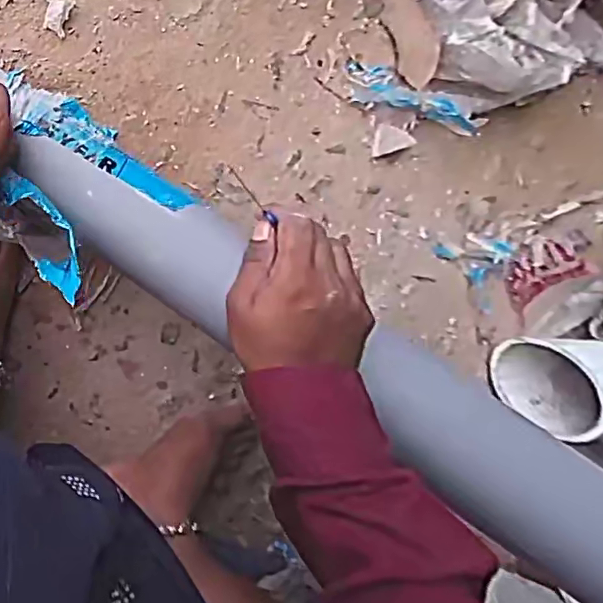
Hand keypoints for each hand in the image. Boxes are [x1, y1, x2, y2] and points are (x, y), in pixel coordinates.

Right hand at [226, 209, 373, 371]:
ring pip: (337, 248)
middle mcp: (329, 281)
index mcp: (296, 277)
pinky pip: (348, 272)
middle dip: (296, 227)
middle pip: (319, 232)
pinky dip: (330, 266)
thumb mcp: (241, 301)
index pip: (298, 224)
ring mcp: (350, 295)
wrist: (302, 389)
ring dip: (315, 245)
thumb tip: (264, 230)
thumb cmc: (264, 347)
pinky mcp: (361, 309)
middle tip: (276, 236)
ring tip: (294, 259)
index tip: (268, 218)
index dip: (282, 214)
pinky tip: (312, 280)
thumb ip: (255, 261)